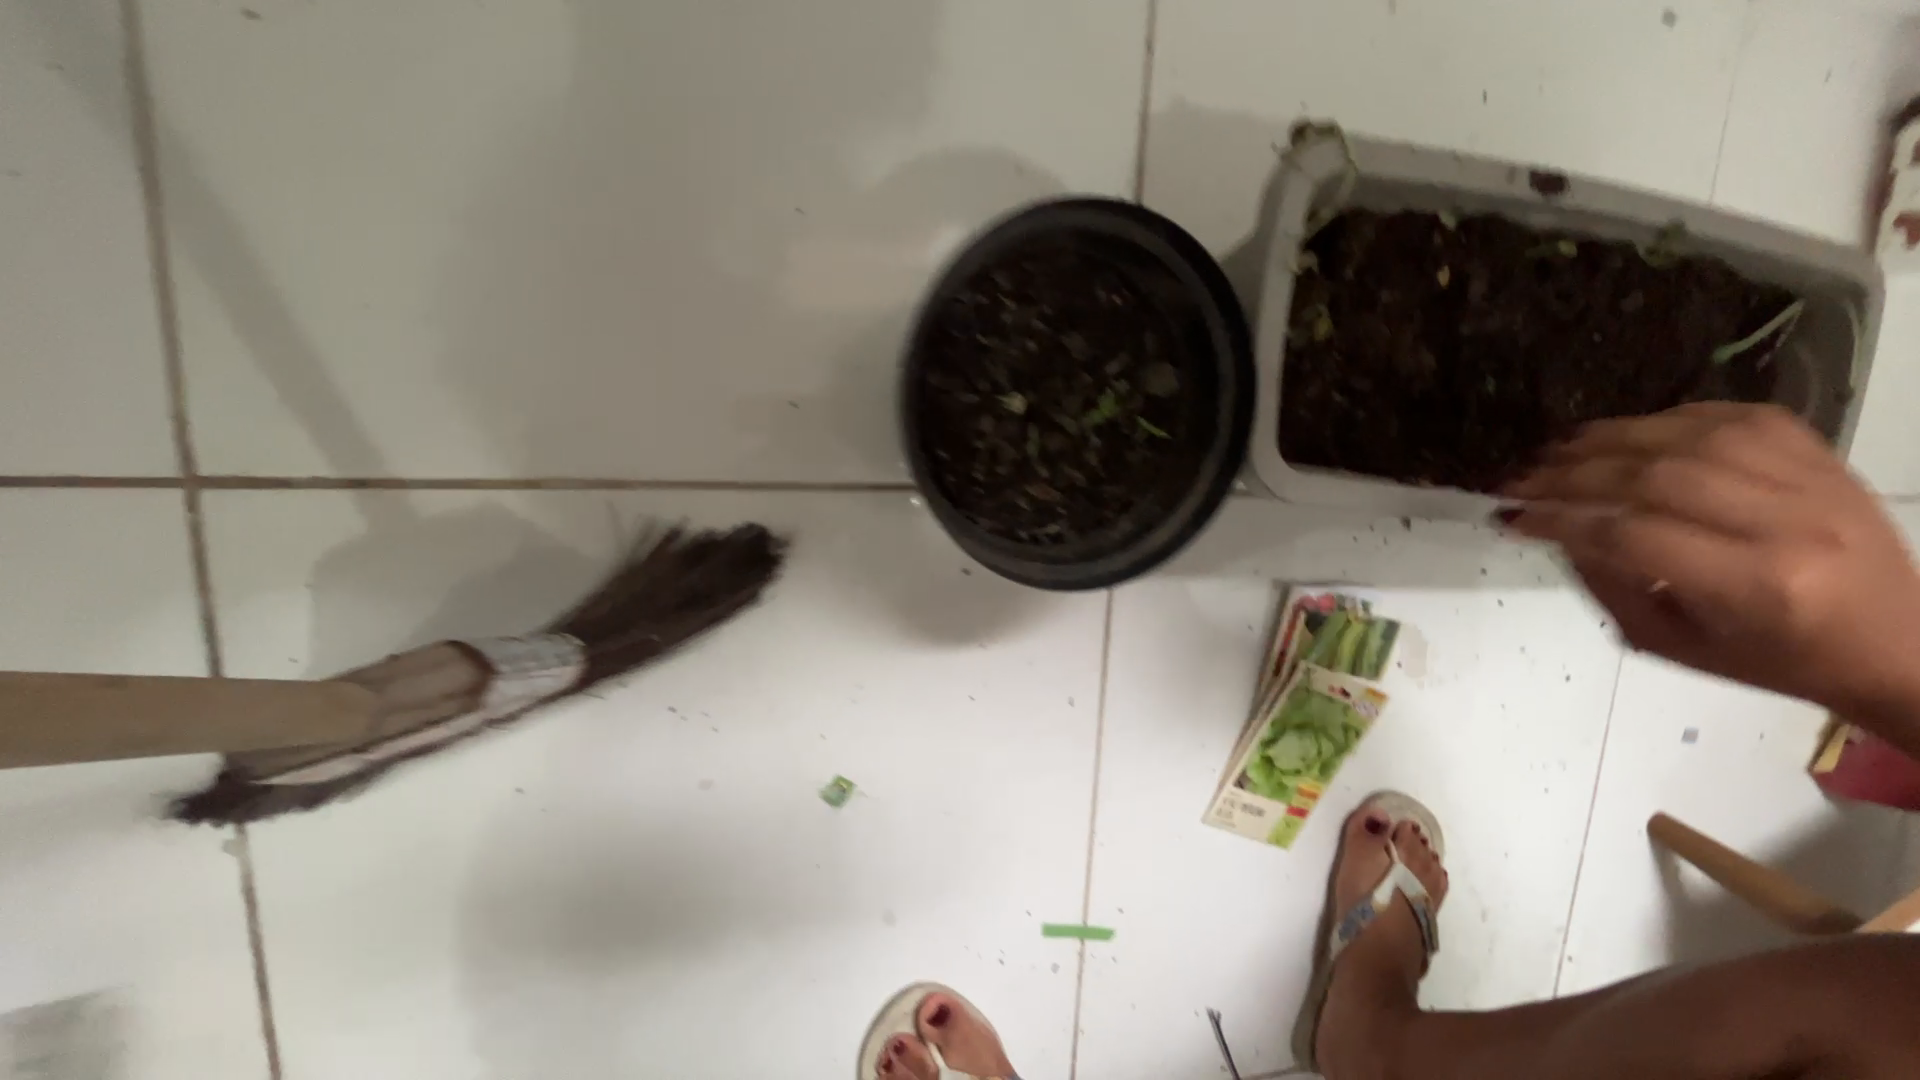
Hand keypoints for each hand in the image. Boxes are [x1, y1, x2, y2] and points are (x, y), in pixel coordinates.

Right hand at [1501, 403, 1919, 745]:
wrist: (1899, 644)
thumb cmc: (1774, 659)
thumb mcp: (1672, 642)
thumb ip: (1609, 582)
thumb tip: (1557, 529)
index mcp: (1757, 586)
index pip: (1634, 535)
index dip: (1560, 520)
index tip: (1509, 517)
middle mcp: (1791, 524)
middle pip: (1657, 477)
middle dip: (1571, 475)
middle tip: (1518, 480)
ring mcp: (1814, 481)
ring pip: (1691, 438)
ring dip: (1610, 439)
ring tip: (1557, 450)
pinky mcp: (1823, 455)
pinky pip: (1734, 418)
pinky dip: (1667, 419)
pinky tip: (1628, 434)